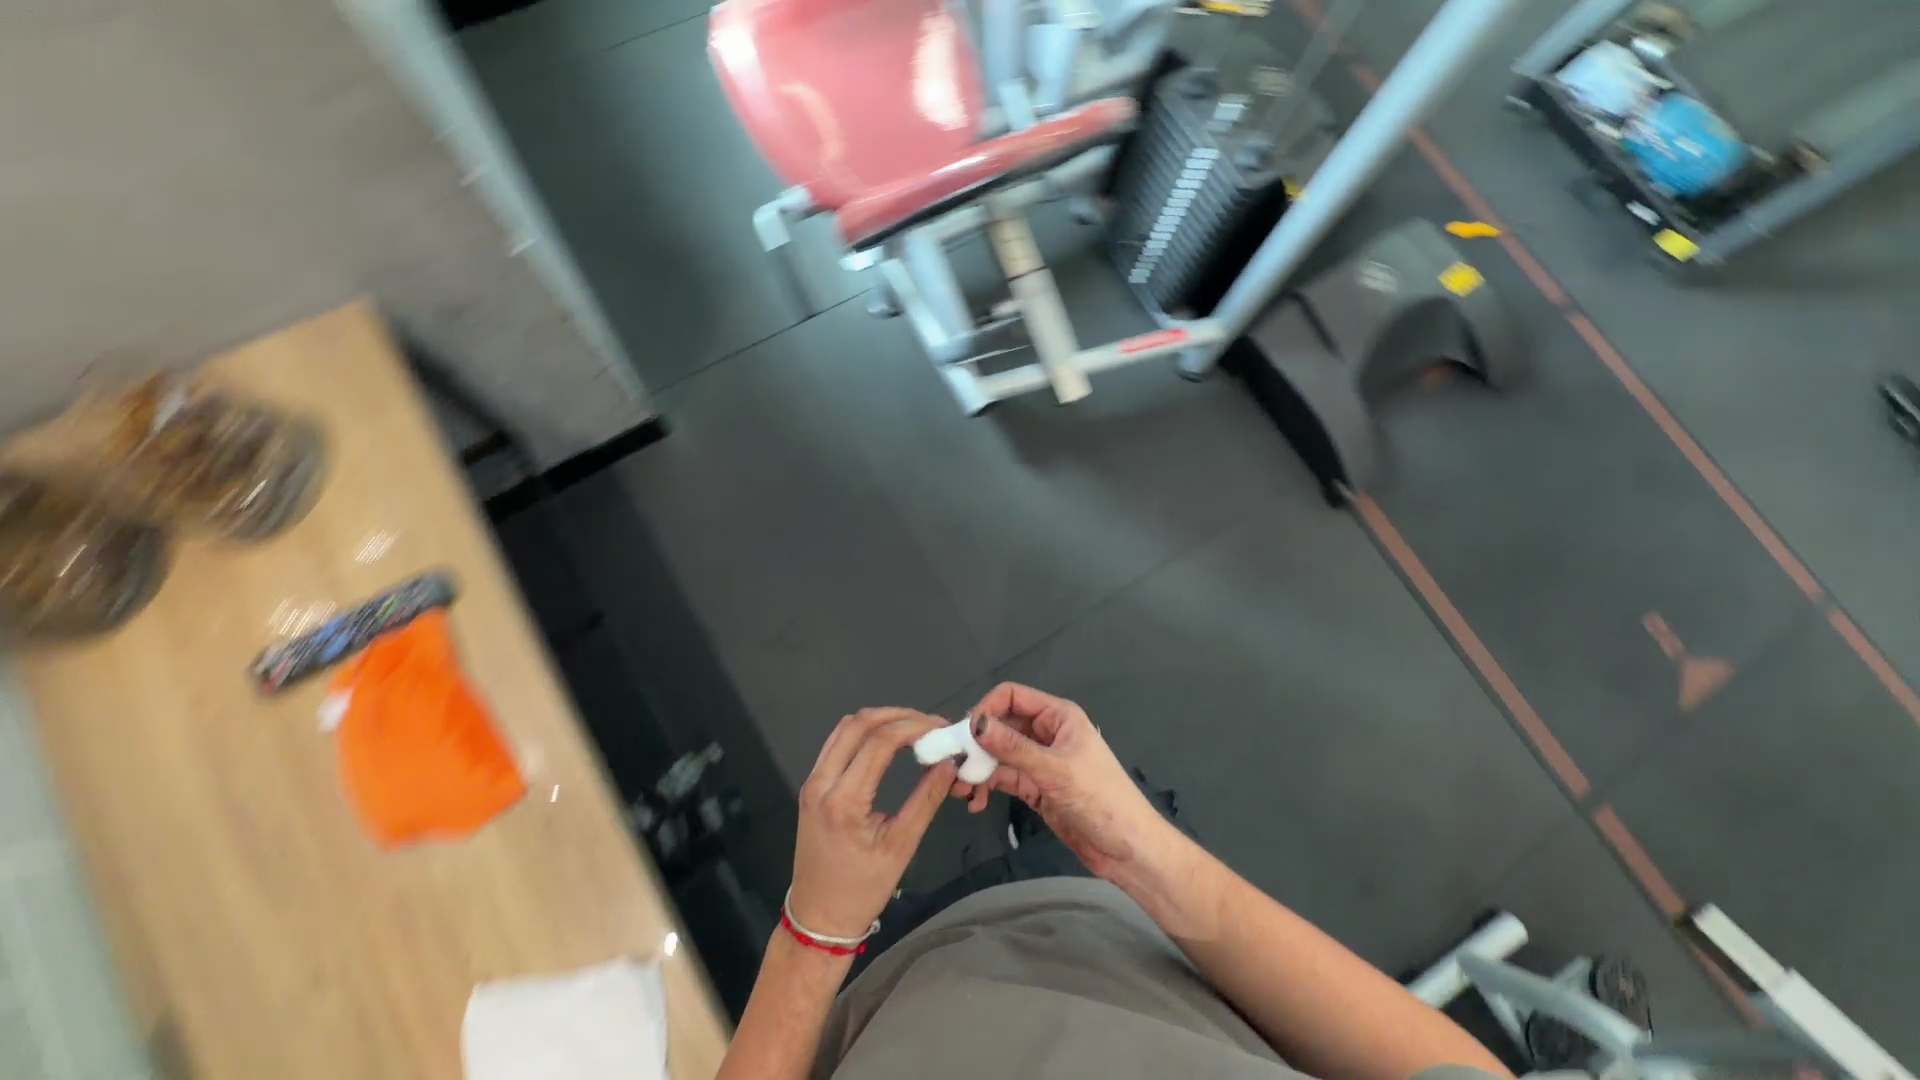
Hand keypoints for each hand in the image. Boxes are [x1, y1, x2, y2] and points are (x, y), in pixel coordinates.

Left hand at [790, 708, 956, 938]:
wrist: (819, 917)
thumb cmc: (862, 889)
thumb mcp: (901, 846)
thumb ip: (925, 799)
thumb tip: (950, 763)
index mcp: (844, 800)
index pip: (879, 741)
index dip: (914, 726)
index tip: (942, 729)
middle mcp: (822, 782)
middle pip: (858, 723)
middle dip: (898, 715)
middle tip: (931, 724)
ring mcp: (812, 782)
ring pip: (844, 728)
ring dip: (880, 720)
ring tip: (914, 728)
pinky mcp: (811, 786)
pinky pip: (836, 744)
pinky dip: (863, 733)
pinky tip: (888, 742)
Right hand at [954, 683, 1172, 882]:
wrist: (1127, 848)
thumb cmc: (1100, 799)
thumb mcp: (1055, 771)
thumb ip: (1014, 748)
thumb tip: (975, 725)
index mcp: (1058, 716)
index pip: (1012, 697)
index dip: (986, 709)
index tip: (965, 735)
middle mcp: (1047, 733)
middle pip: (1001, 726)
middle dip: (976, 744)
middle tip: (953, 766)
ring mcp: (1040, 761)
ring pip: (998, 755)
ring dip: (978, 769)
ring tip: (961, 790)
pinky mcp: (1036, 788)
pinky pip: (1003, 778)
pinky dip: (987, 786)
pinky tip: (976, 802)